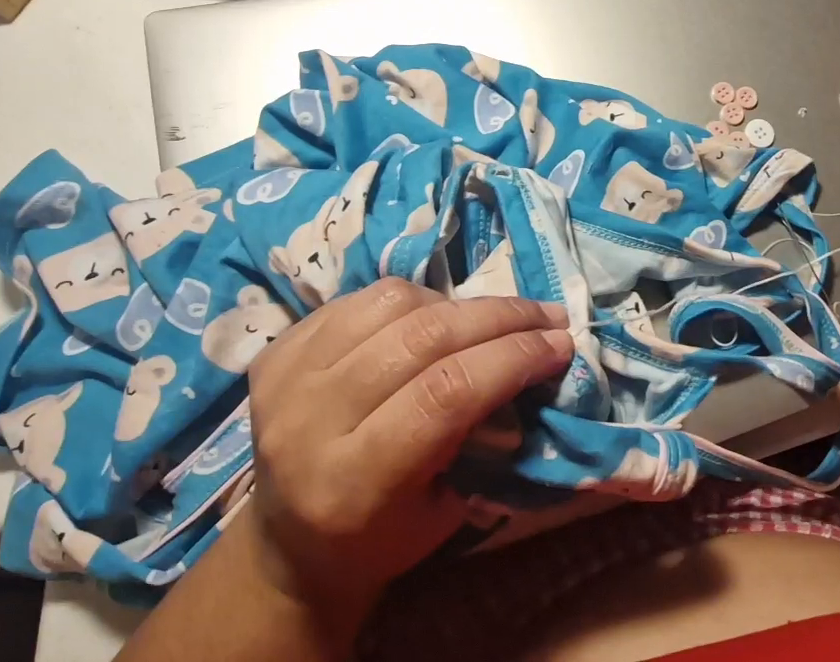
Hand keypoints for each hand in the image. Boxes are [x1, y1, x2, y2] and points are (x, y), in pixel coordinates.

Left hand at [240, 278, 571, 624]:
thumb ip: (488, 436)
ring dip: (461, 304)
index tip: (561, 345)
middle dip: (502, 318)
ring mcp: (286, 380)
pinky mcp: (278, 351)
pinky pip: (364, 298)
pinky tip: (442, 316)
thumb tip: (539, 359)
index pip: (445, 394)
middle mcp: (308, 424)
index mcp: (353, 483)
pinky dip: (417, 299)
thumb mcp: (448, 508)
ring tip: (495, 319)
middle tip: (549, 317)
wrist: (290, 542)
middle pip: (422, 339)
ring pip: (394, 304)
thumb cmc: (384, 535)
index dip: (513, 358)